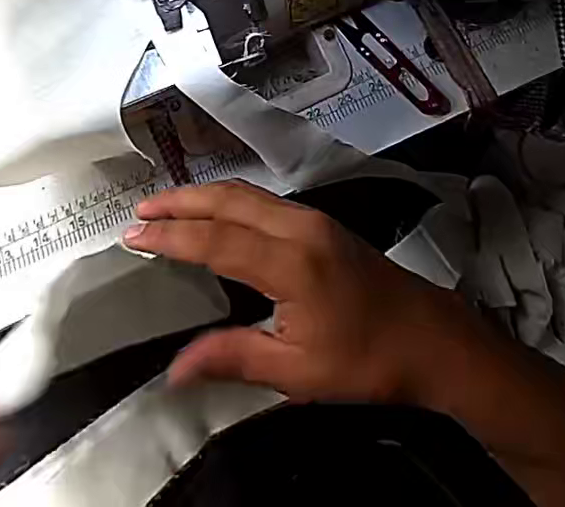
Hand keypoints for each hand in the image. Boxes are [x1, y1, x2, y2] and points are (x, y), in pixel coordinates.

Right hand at [122, 179, 485, 406]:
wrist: (429, 337)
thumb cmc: (366, 359)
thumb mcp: (297, 371)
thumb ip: (233, 358)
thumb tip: (175, 369)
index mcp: (292, 262)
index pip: (217, 240)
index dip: (172, 236)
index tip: (135, 235)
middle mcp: (300, 227)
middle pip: (229, 200)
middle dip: (182, 200)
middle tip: (141, 210)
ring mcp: (313, 218)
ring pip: (247, 194)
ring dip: (205, 195)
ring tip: (168, 205)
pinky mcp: (320, 221)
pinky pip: (263, 200)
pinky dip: (230, 200)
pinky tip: (216, 211)